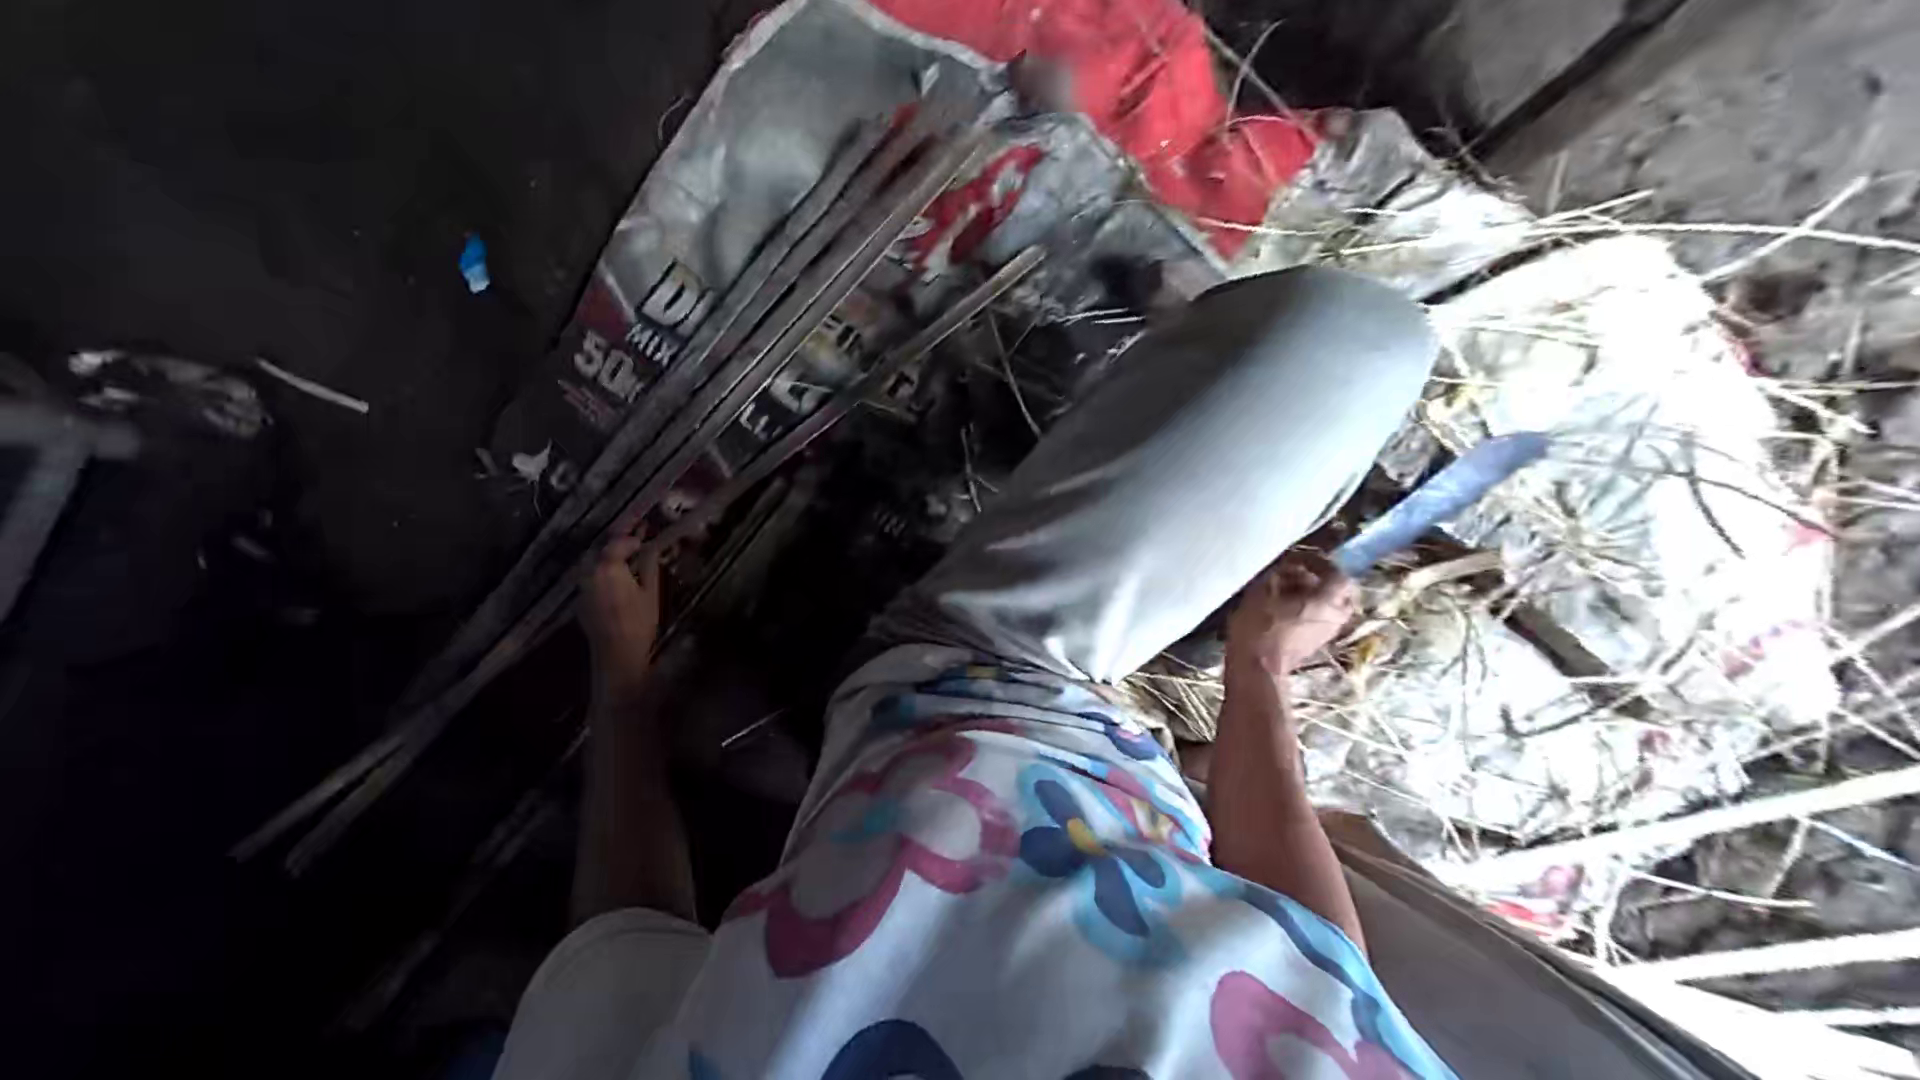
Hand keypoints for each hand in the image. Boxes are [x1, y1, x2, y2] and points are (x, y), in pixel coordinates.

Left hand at [580, 537, 660, 690]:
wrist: (616, 655)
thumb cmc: (639, 623)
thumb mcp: (651, 592)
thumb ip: (649, 564)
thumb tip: (651, 546)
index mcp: (607, 568)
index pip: (616, 542)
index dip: (631, 536)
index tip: (646, 534)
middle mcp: (589, 573)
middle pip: (600, 549)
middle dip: (617, 542)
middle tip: (635, 539)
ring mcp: (582, 587)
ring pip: (592, 563)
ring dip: (608, 556)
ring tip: (626, 556)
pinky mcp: (580, 600)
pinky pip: (589, 577)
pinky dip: (602, 571)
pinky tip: (617, 577)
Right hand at [1225, 550, 1355, 679]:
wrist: (1258, 666)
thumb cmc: (1260, 626)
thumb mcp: (1263, 591)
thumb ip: (1281, 574)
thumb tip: (1290, 568)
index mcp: (1327, 601)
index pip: (1336, 574)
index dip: (1318, 562)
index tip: (1297, 559)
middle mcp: (1335, 616)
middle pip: (1338, 592)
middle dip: (1319, 580)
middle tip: (1296, 575)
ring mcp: (1327, 632)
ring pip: (1329, 606)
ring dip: (1312, 595)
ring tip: (1286, 591)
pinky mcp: (1315, 643)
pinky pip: (1319, 618)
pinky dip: (1308, 609)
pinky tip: (1284, 608)